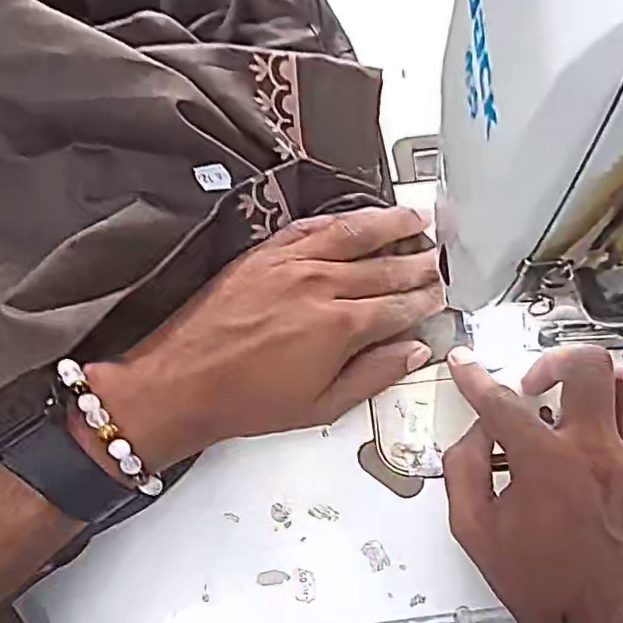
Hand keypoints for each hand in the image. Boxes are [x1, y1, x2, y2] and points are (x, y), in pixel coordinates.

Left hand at [82, 206, 444, 468]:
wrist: (184, 381)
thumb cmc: (246, 399)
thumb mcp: (321, 405)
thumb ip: (373, 374)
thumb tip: (411, 353)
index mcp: (339, 327)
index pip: (398, 306)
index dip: (424, 301)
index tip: (438, 298)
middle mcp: (319, 286)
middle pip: (385, 267)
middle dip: (418, 265)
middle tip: (438, 261)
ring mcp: (290, 264)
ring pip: (355, 233)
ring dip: (391, 225)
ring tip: (416, 220)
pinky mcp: (264, 254)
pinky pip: (312, 225)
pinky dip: (340, 218)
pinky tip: (355, 217)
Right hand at [444, 345, 622, 622]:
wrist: (588, 617)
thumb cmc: (538, 580)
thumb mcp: (472, 528)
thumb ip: (463, 470)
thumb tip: (473, 435)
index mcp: (545, 464)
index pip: (501, 401)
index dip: (475, 378)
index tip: (466, 367)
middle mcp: (594, 453)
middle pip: (589, 365)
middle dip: (554, 360)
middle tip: (538, 380)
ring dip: (607, 379)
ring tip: (584, 392)